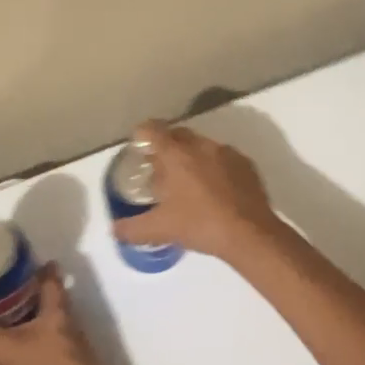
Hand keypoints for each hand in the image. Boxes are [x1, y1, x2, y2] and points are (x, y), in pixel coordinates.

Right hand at [113, 120, 283, 262]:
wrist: (250, 234)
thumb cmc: (200, 224)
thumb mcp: (160, 229)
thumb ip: (132, 228)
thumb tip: (115, 229)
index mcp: (176, 154)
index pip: (151, 130)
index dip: (141, 135)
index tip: (138, 148)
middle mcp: (201, 145)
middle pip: (177, 134)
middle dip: (166, 148)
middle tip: (160, 172)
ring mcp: (227, 153)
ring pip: (202, 146)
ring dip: (191, 158)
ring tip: (188, 185)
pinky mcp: (246, 165)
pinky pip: (223, 159)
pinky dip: (214, 169)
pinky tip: (215, 192)